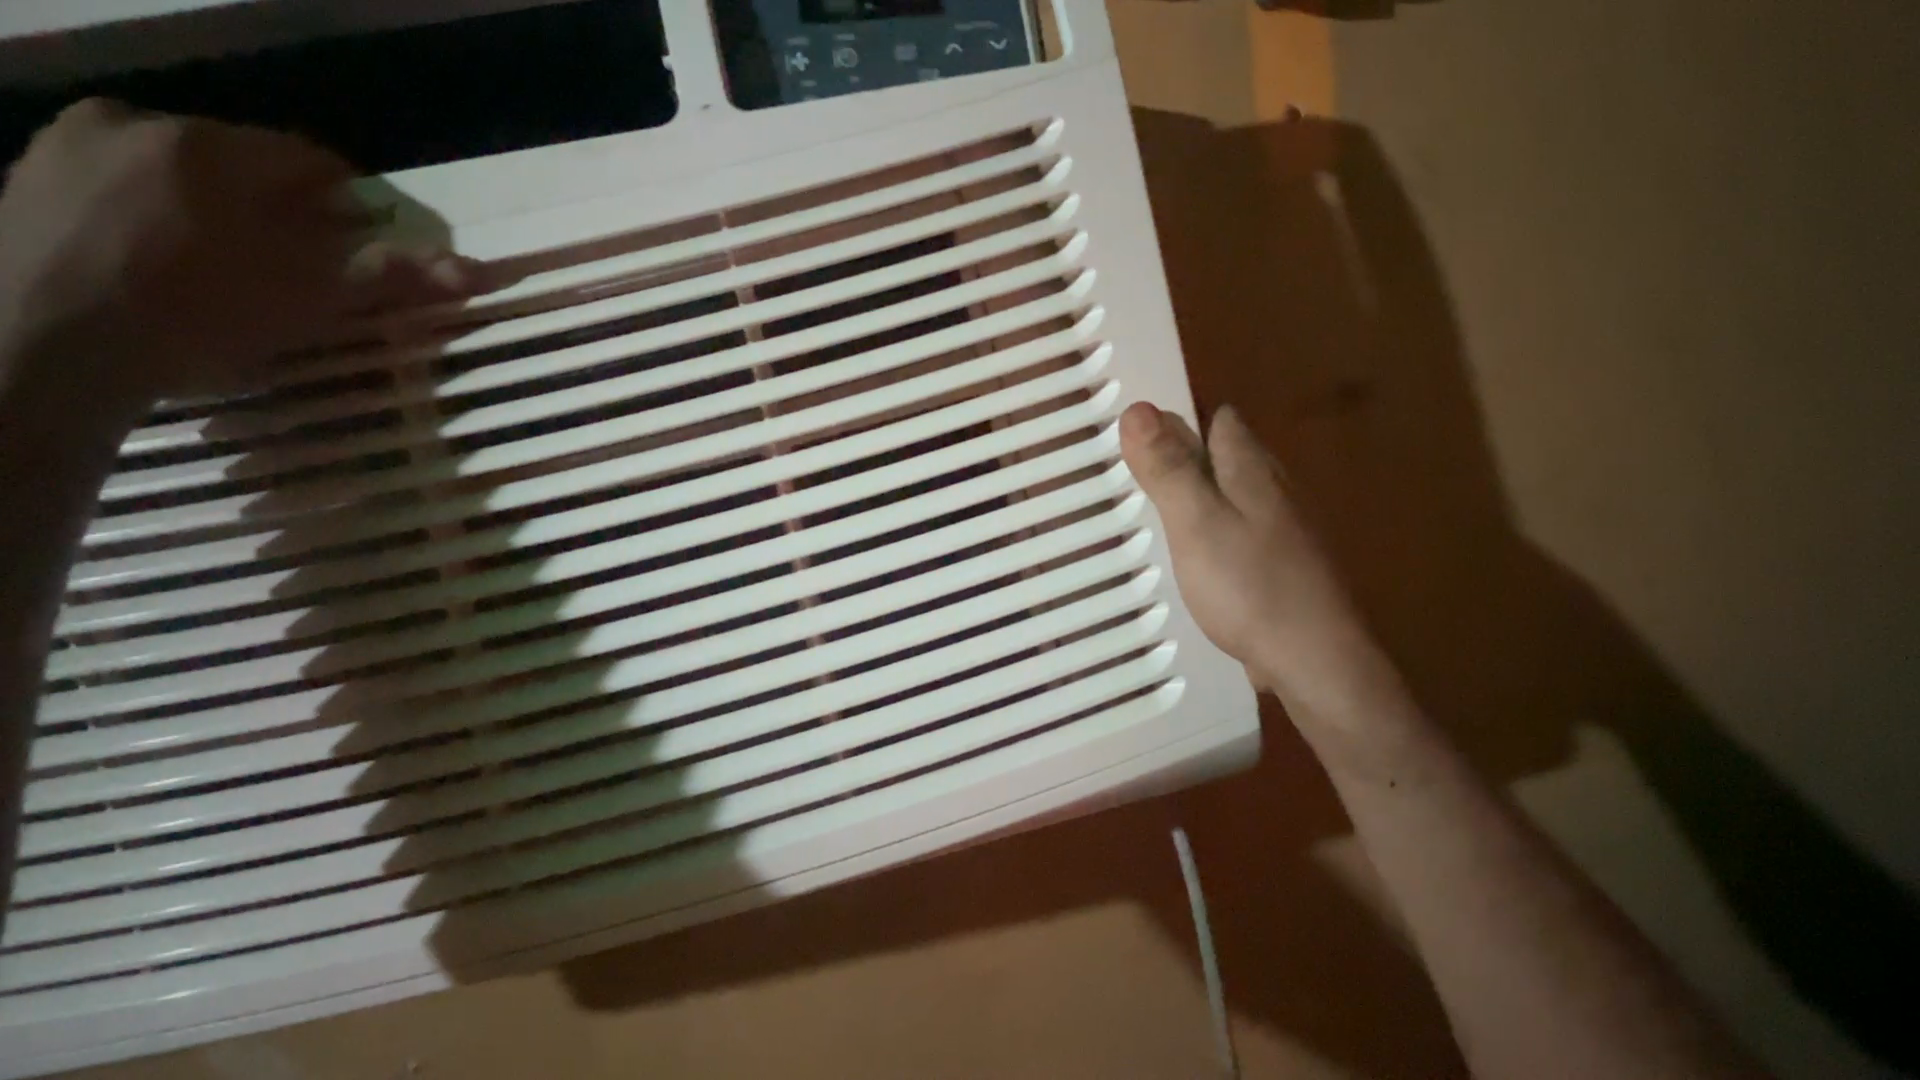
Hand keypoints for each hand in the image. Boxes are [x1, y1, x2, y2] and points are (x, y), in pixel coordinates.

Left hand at [0, 99, 477, 405]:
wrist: (39, 350)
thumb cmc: (192, 316)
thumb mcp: (306, 298)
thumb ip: (386, 274)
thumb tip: (474, 271)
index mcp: (211, 145)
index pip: (312, 160)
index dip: (348, 206)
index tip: (355, 248)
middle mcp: (135, 123)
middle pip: (241, 165)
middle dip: (276, 211)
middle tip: (292, 271)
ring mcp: (66, 147)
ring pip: (176, 174)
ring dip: (211, 214)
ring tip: (223, 275)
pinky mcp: (22, 182)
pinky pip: (114, 188)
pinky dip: (148, 220)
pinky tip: (155, 270)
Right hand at [1120, 400, 1401, 722]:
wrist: (1315, 658)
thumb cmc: (1250, 586)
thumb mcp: (1195, 523)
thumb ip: (1168, 469)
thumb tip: (1138, 407)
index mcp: (1252, 471)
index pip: (1220, 421)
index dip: (1182, 419)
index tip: (1141, 432)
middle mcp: (1277, 490)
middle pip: (1234, 456)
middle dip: (1193, 456)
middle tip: (1143, 472)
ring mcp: (1289, 531)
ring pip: (1242, 496)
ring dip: (1208, 497)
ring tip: (1165, 513)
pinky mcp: (1289, 568)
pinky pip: (1248, 535)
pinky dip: (1222, 535)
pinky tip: (1204, 560)